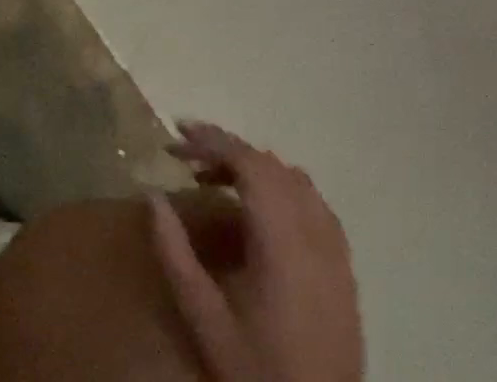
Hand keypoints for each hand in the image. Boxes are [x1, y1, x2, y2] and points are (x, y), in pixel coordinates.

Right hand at [151, 121, 364, 381]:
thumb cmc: (251, 363)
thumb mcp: (199, 310)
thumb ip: (173, 250)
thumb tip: (153, 195)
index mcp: (282, 246)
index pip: (254, 169)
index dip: (214, 142)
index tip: (175, 135)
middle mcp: (317, 240)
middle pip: (276, 169)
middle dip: (227, 149)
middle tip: (182, 151)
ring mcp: (336, 255)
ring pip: (300, 184)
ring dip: (255, 167)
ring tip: (213, 175)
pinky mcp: (343, 271)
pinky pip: (315, 207)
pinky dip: (281, 188)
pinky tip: (256, 205)